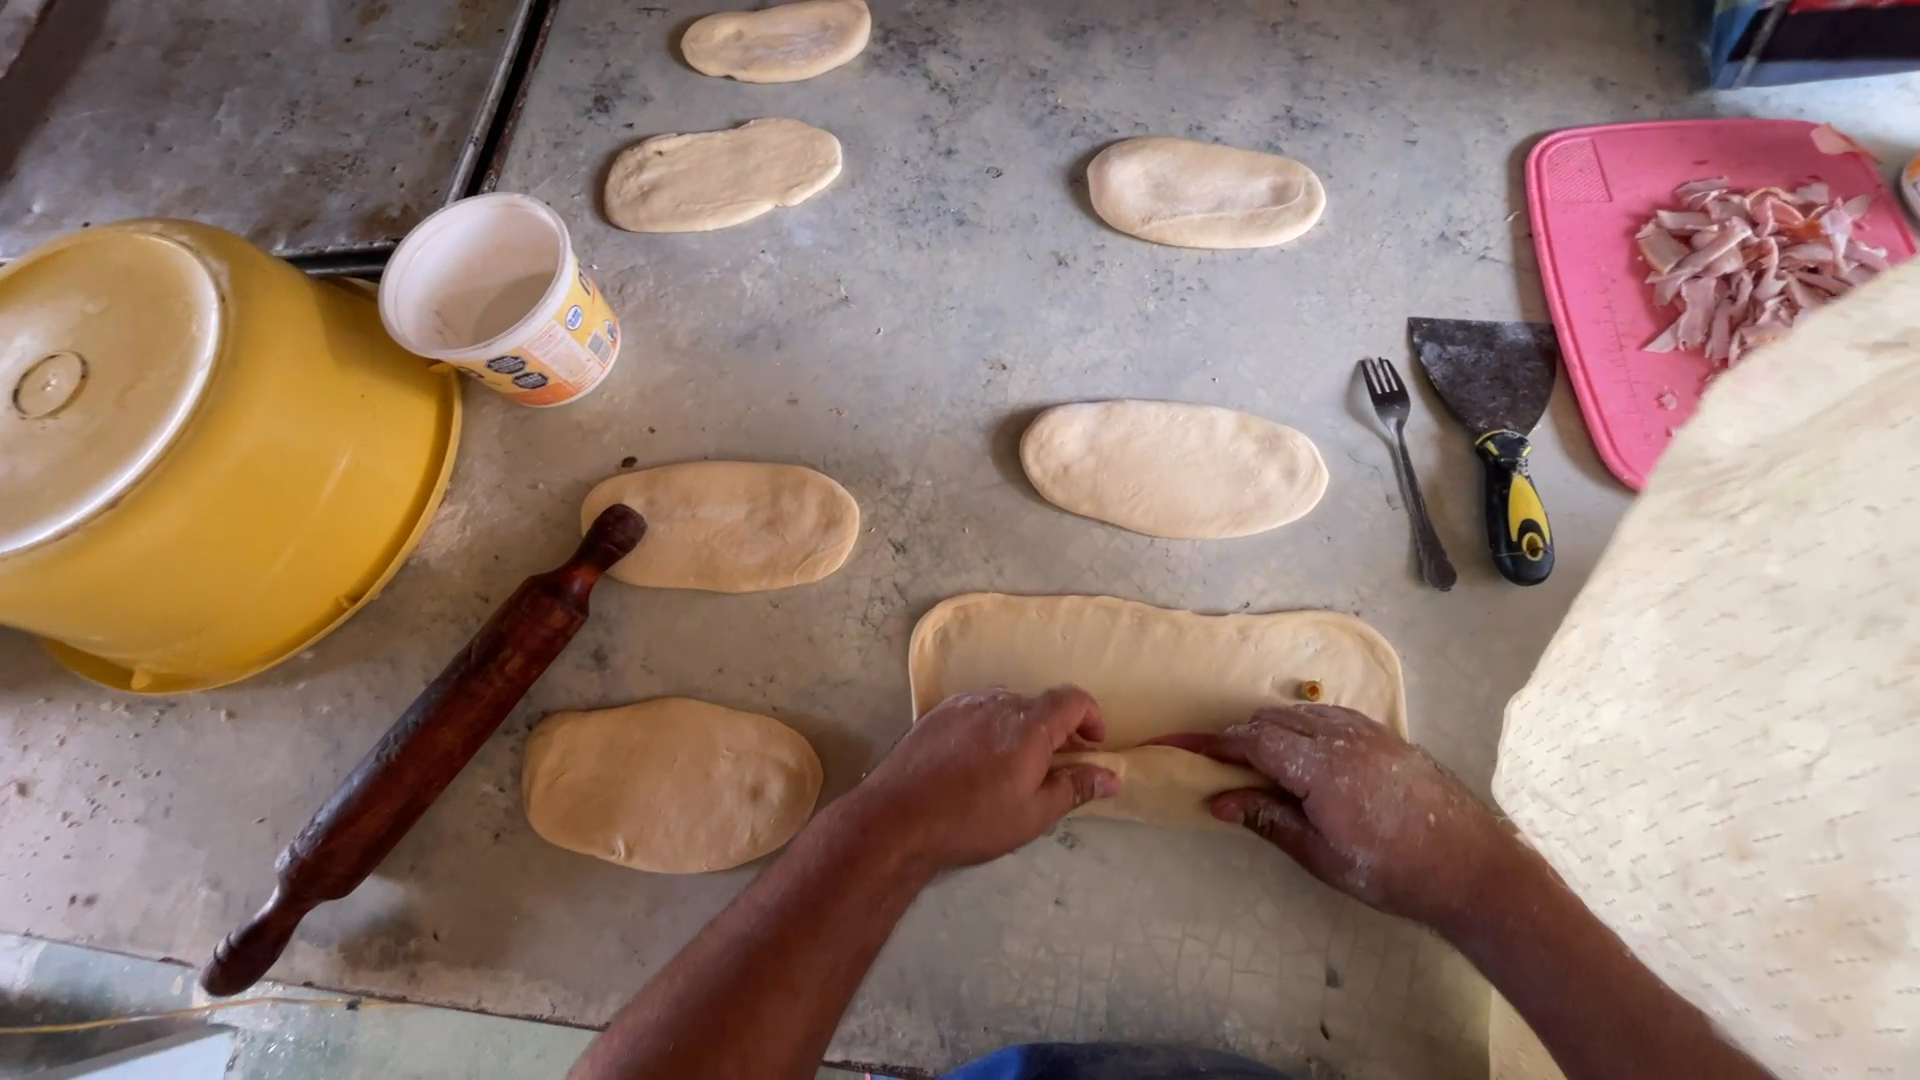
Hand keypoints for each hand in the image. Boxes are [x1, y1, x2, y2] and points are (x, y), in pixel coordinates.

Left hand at [841, 686, 1120, 873]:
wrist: (897, 817)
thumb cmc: (972, 820)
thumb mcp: (1033, 813)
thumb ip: (1075, 787)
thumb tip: (1111, 777)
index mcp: (1028, 724)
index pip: (1072, 699)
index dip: (1091, 716)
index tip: (1093, 744)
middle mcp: (997, 702)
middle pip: (1039, 703)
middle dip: (1057, 728)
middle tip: (1056, 764)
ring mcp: (964, 704)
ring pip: (1007, 705)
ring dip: (1022, 727)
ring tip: (1014, 766)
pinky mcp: (938, 713)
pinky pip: (978, 710)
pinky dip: (991, 726)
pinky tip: (978, 760)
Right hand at [1159, 705, 1523, 932]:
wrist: (1477, 869)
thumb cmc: (1392, 872)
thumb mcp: (1321, 855)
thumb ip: (1267, 819)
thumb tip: (1218, 802)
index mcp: (1319, 768)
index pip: (1252, 739)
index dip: (1216, 743)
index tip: (1189, 749)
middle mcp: (1339, 736)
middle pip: (1270, 719)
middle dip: (1241, 737)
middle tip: (1227, 767)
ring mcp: (1366, 730)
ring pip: (1298, 713)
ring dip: (1271, 729)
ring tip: (1264, 762)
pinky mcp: (1384, 733)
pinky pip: (1327, 715)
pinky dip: (1302, 725)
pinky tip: (1306, 752)